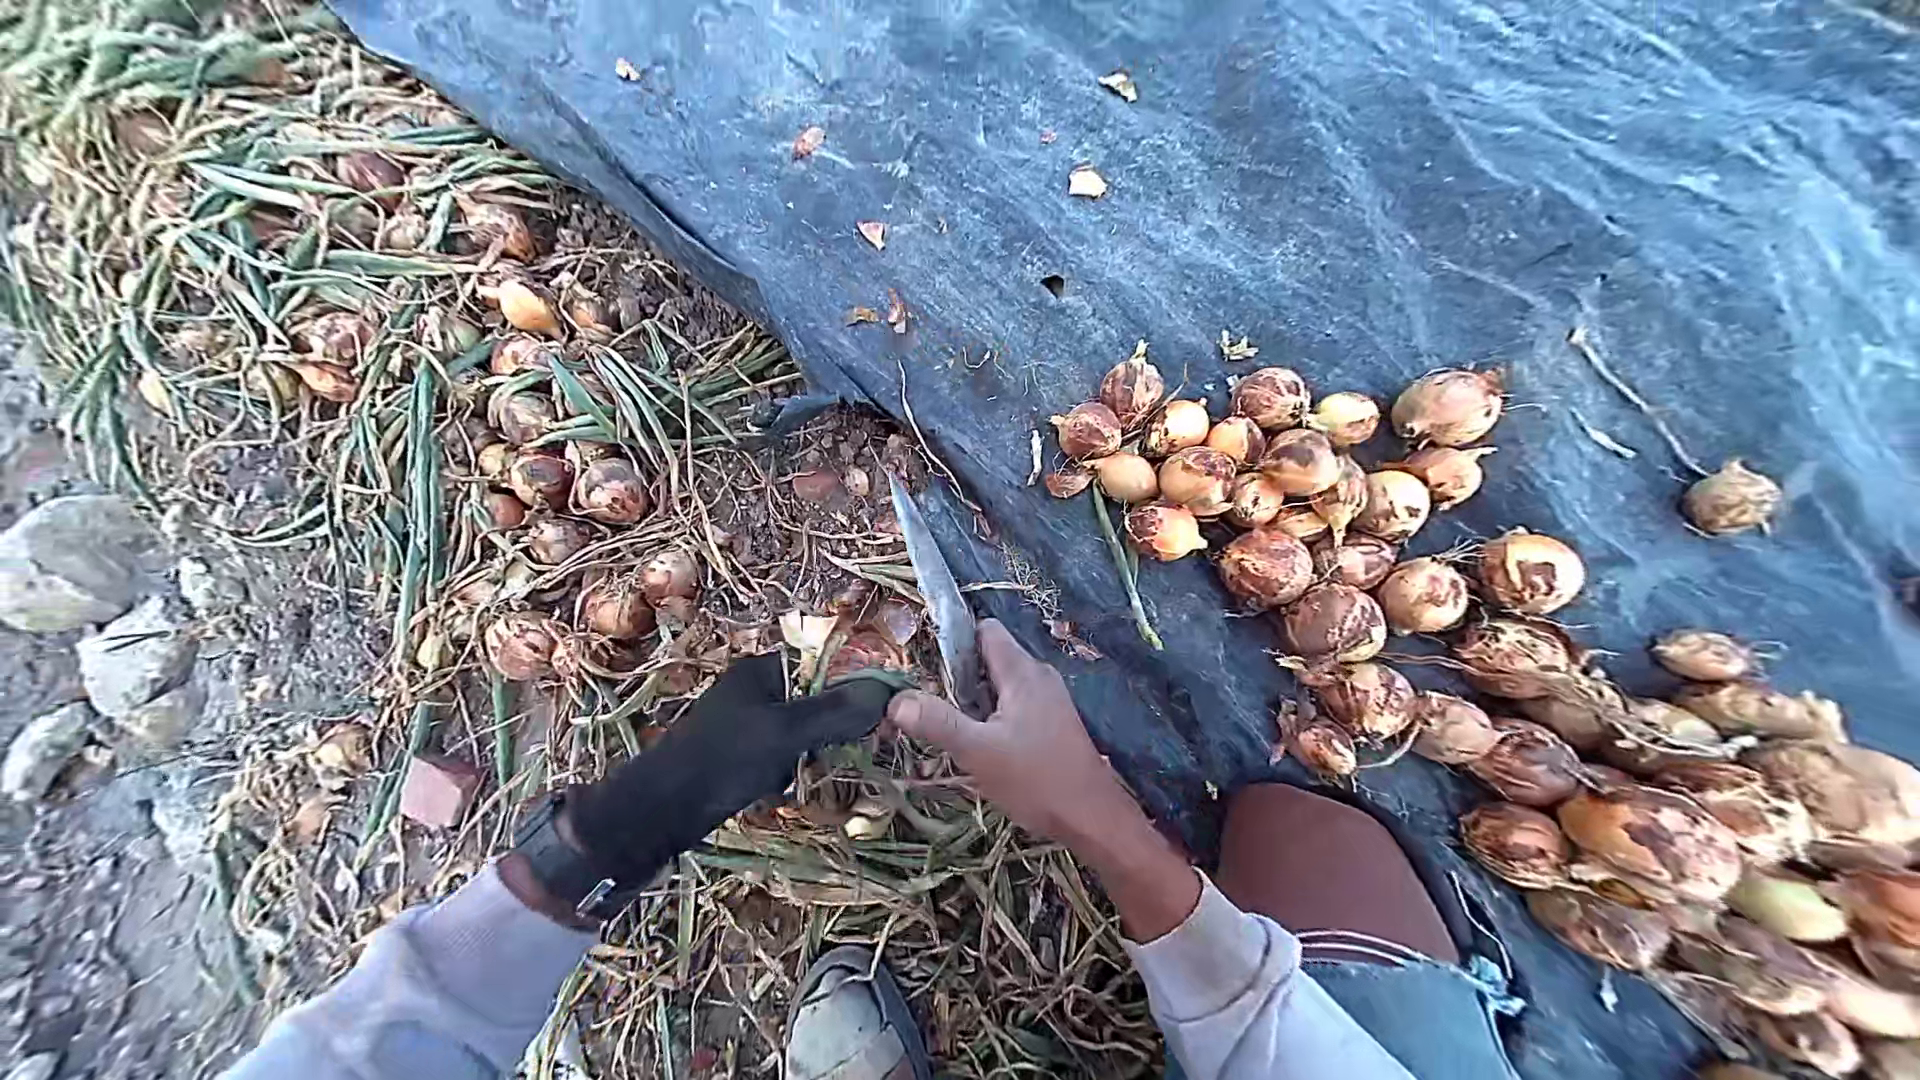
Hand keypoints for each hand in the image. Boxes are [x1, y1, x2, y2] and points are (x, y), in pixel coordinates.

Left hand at [562, 653, 895, 889]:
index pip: (823, 663)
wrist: (656, 813)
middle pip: (816, 695)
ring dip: (811, 748)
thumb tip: (885, 694)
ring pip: (803, 726)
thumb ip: (833, 712)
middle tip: (842, 747)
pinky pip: (784, 749)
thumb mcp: (784, 733)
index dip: (852, 683)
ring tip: (803, 769)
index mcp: (763, 670)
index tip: (875, 711)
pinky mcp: (742, 750)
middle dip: (831, 723)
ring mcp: (748, 720)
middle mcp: (756, 688)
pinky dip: (790, 765)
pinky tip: (782, 784)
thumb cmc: (721, 760)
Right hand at [888, 620, 1142, 848]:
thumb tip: (896, 700)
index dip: (955, 641)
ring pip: (1002, 683)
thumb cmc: (1037, 780)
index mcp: (1022, 671)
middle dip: (960, 676)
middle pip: (990, 657)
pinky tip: (985, 746)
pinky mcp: (1054, 721)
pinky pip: (1016, 702)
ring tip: (956, 729)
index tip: (928, 669)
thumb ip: (938, 722)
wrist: (1093, 819)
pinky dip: (995, 714)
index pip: (985, 630)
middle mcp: (1039, 675)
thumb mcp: (979, 752)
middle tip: (935, 705)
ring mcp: (1050, 698)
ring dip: (977, 699)